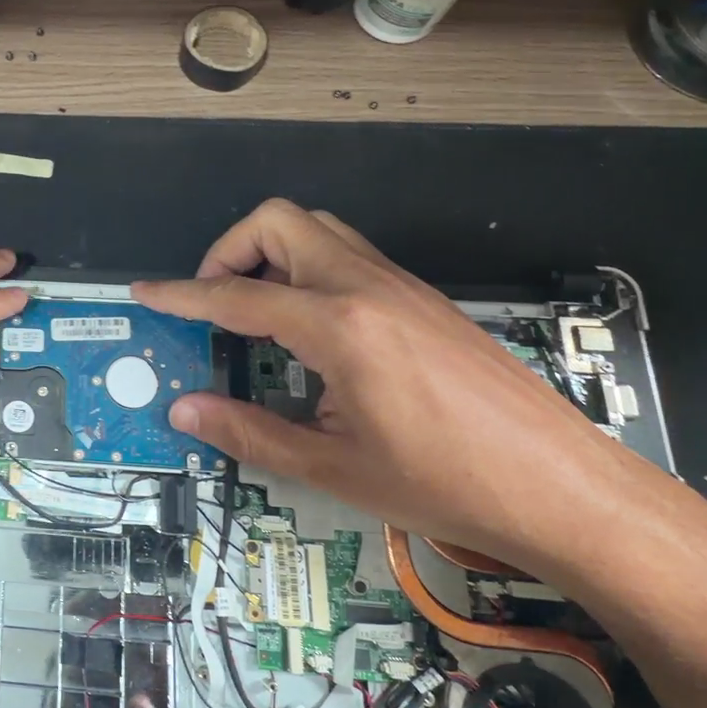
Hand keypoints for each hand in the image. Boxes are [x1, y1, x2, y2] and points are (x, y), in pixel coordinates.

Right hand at [132, 199, 658, 570]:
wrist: (562, 486)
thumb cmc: (444, 483)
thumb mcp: (331, 468)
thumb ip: (249, 431)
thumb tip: (185, 409)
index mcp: (338, 326)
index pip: (237, 295)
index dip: (181, 294)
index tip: (144, 292)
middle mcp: (366, 286)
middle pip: (278, 221)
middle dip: (229, 250)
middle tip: (213, 303)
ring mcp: (400, 285)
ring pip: (317, 229)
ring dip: (271, 252)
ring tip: (255, 310)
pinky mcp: (422, 297)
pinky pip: (348, 254)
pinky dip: (308, 268)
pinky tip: (311, 329)